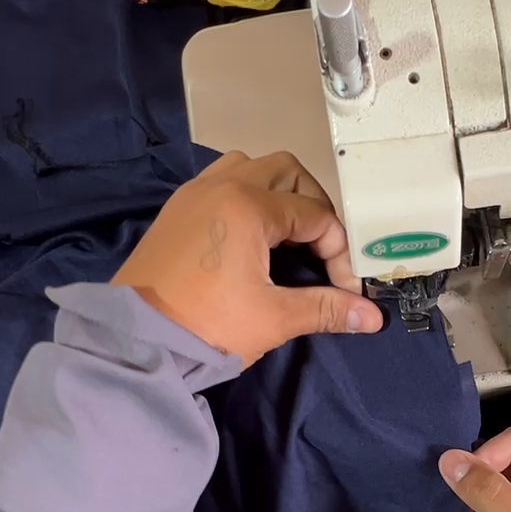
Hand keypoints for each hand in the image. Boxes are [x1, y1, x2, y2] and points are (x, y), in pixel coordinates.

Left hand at [111, 151, 383, 363]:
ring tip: (289, 239)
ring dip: (278, 195)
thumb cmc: (207, 327)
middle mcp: (221, 186)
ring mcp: (194, 194)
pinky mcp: (177, 210)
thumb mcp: (274, 318)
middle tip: (321, 250)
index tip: (343, 290)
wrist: (136, 342)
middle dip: (314, 207)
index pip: (316, 214)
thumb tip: (374, 318)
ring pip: (251, 169)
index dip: (339, 252)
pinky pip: (222, 183)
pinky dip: (247, 199)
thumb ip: (326, 309)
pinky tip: (253, 241)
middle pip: (286, 172)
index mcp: (247, 206)